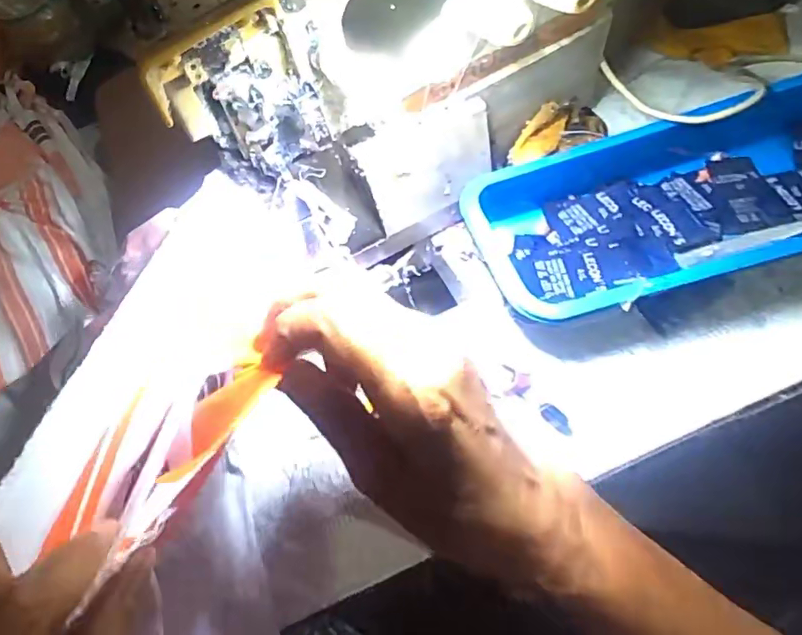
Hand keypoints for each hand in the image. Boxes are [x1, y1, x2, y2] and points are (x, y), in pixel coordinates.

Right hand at [259, 289, 583, 592]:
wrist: (537, 510)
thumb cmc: (457, 513)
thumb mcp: (377, 476)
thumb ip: (325, 410)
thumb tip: (280, 368)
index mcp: (412, 384)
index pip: (331, 316)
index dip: (285, 326)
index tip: (264, 358)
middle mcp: (425, 341)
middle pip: (340, 288)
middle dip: (291, 305)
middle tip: (267, 342)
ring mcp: (436, 330)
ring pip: (355, 289)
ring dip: (314, 308)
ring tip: (292, 349)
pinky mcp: (438, 332)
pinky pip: (374, 306)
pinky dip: (339, 318)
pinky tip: (333, 359)